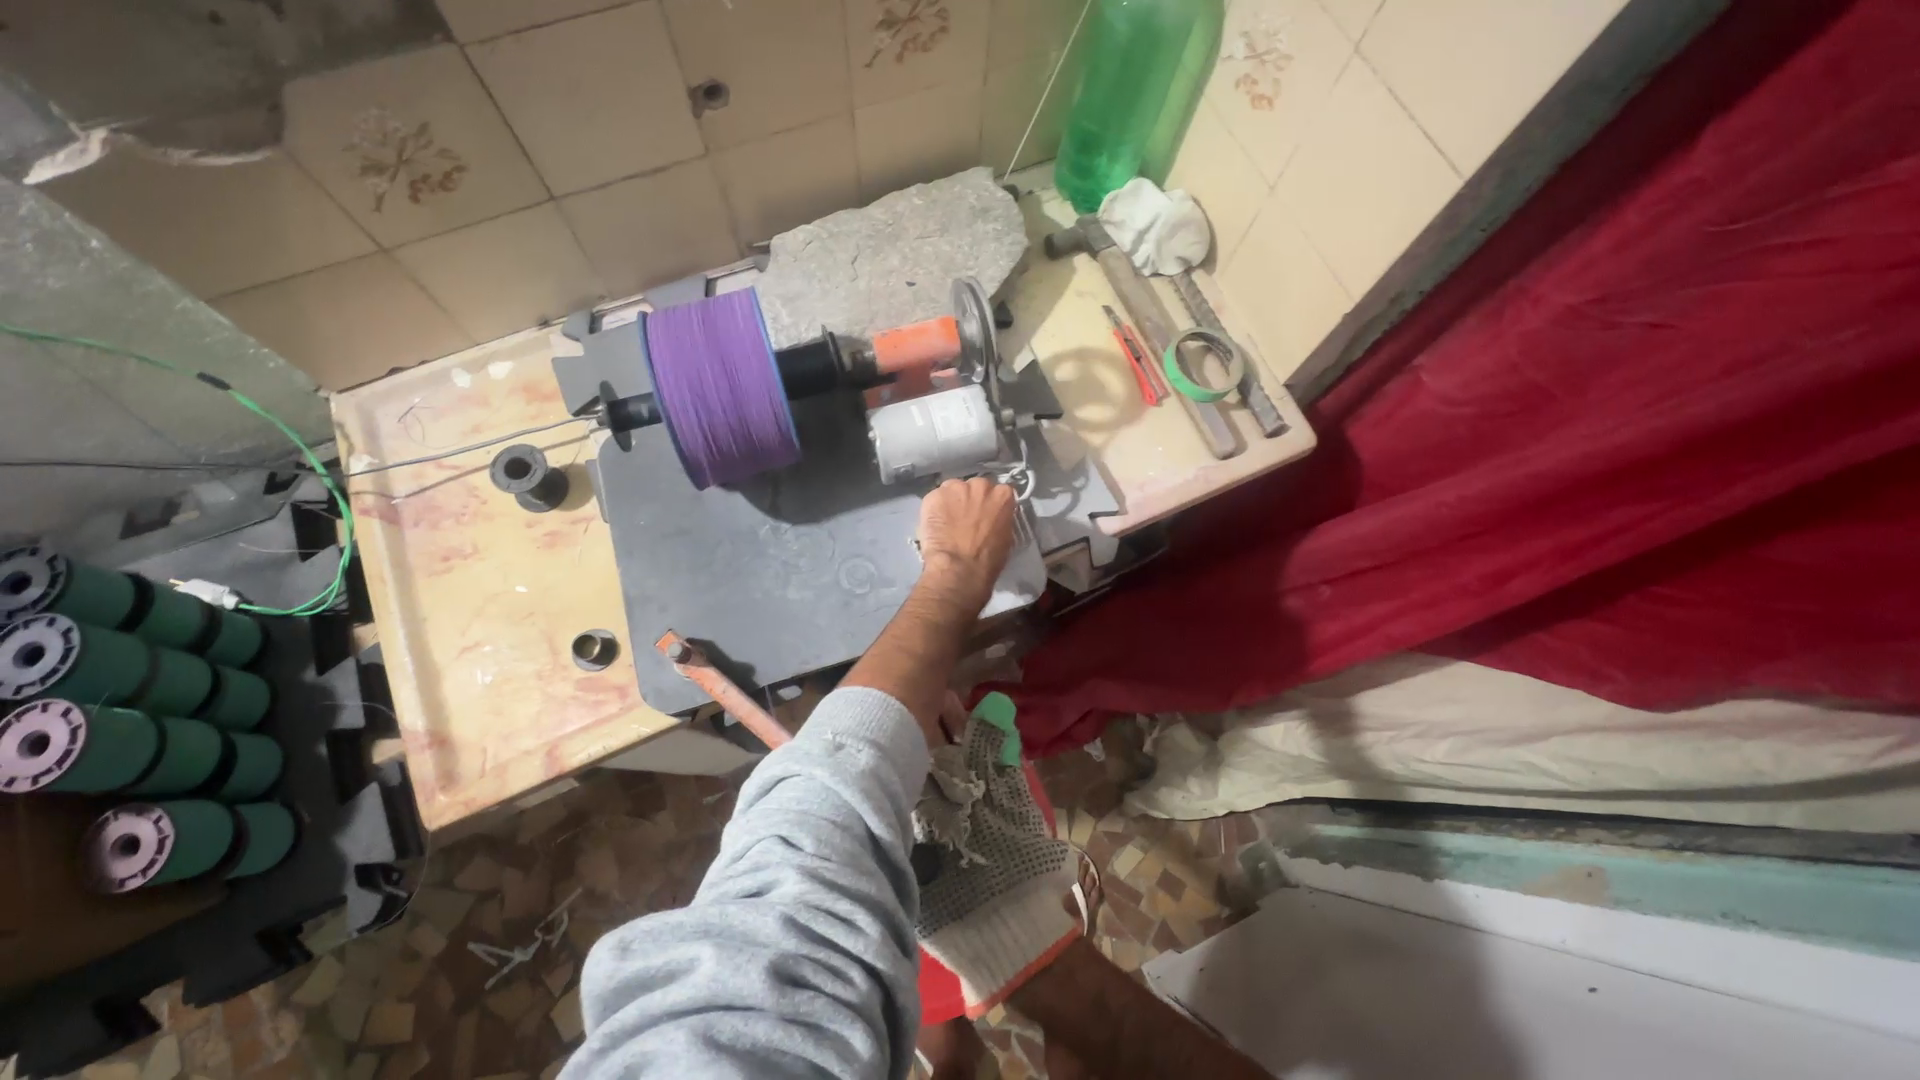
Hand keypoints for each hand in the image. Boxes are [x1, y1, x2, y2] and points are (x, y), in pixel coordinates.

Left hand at [916, 477, 1016, 603]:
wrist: (960, 568)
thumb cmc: (988, 559)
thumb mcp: (1005, 536)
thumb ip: (999, 519)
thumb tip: (991, 518)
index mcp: (1002, 494)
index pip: (997, 492)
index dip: (988, 504)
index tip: (983, 515)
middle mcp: (980, 485)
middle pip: (974, 487)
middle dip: (970, 500)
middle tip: (965, 518)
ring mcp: (955, 488)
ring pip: (952, 490)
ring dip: (951, 502)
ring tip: (947, 521)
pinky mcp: (934, 495)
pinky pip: (934, 499)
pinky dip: (934, 510)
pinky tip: (935, 525)